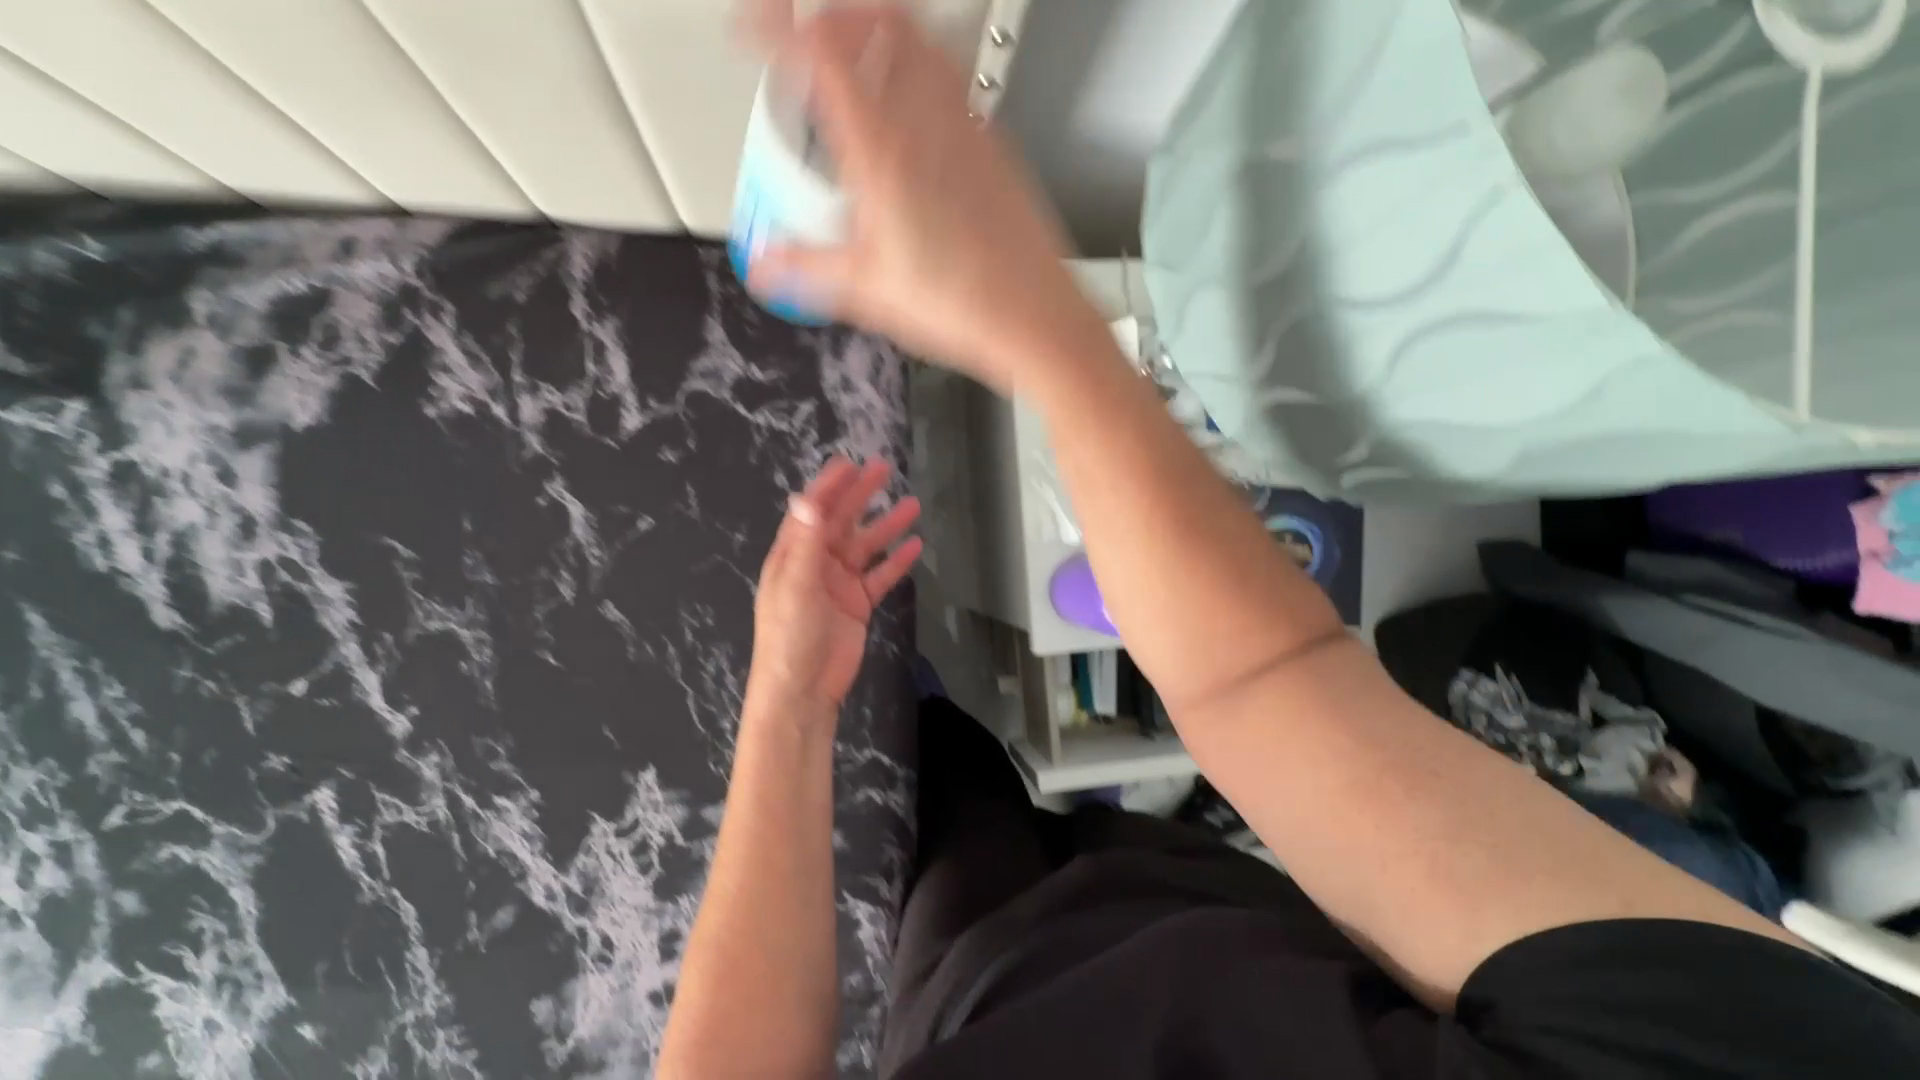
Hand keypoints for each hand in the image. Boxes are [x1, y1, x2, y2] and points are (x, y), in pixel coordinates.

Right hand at [741, 3, 1106, 392]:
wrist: (1034, 316)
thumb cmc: (965, 304)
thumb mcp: (866, 289)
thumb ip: (806, 266)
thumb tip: (765, 262)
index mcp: (882, 154)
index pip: (822, 56)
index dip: (778, 29)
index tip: (755, 31)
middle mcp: (926, 126)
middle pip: (877, 24)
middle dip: (835, 16)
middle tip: (810, 33)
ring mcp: (966, 128)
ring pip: (921, 40)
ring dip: (882, 30)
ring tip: (859, 48)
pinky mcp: (993, 143)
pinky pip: (955, 77)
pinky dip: (924, 65)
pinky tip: (916, 102)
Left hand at [749, 457, 921, 715]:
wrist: (802, 690)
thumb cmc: (790, 637)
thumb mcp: (796, 586)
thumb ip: (807, 543)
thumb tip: (810, 499)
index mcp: (793, 556)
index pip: (812, 512)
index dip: (830, 486)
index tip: (850, 463)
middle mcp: (815, 564)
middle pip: (841, 522)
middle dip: (860, 496)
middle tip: (884, 469)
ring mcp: (838, 585)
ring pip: (866, 547)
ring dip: (886, 525)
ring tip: (912, 503)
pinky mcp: (857, 606)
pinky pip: (880, 577)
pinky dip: (896, 562)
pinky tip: (915, 546)